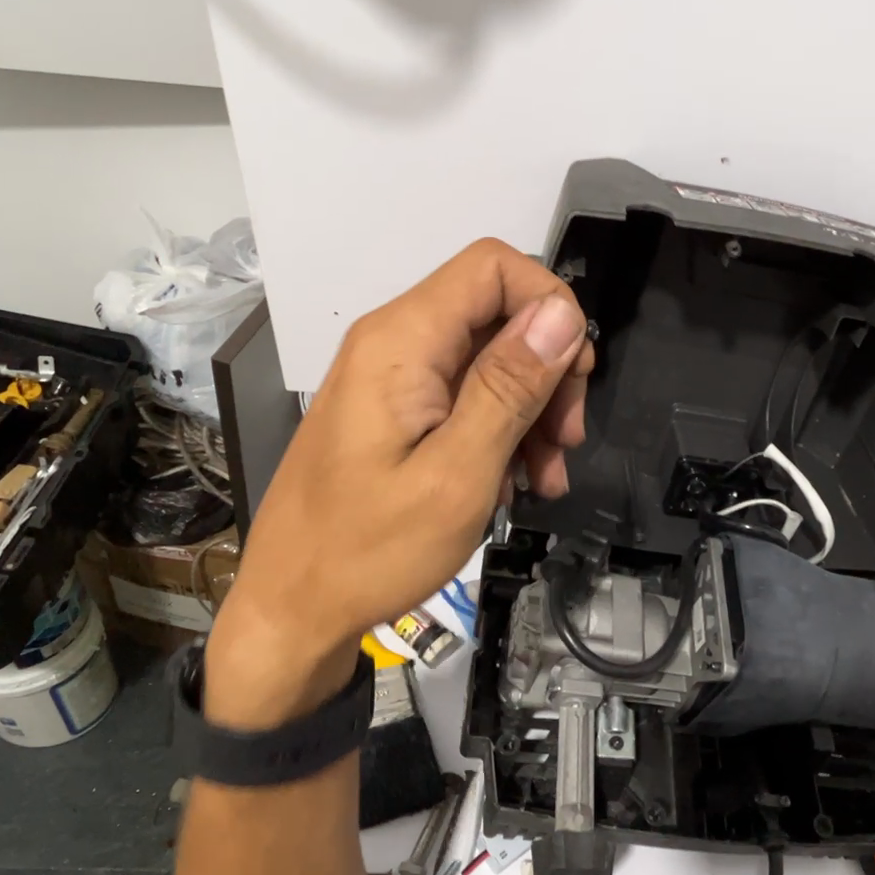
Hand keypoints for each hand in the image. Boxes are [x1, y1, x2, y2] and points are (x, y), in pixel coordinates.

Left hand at [205, 239, 593, 726]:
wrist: (296, 608)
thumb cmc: (370, 551)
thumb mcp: (456, 475)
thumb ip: (508, 389)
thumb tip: (561, 314)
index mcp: (402, 342)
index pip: (493, 267)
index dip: (551, 304)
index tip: (578, 376)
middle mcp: (395, 343)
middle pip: (498, 315)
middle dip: (548, 372)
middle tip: (566, 443)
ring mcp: (394, 380)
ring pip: (490, 361)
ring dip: (532, 413)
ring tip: (545, 479)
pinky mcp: (397, 413)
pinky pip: (466, 400)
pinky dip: (503, 434)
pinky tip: (515, 485)